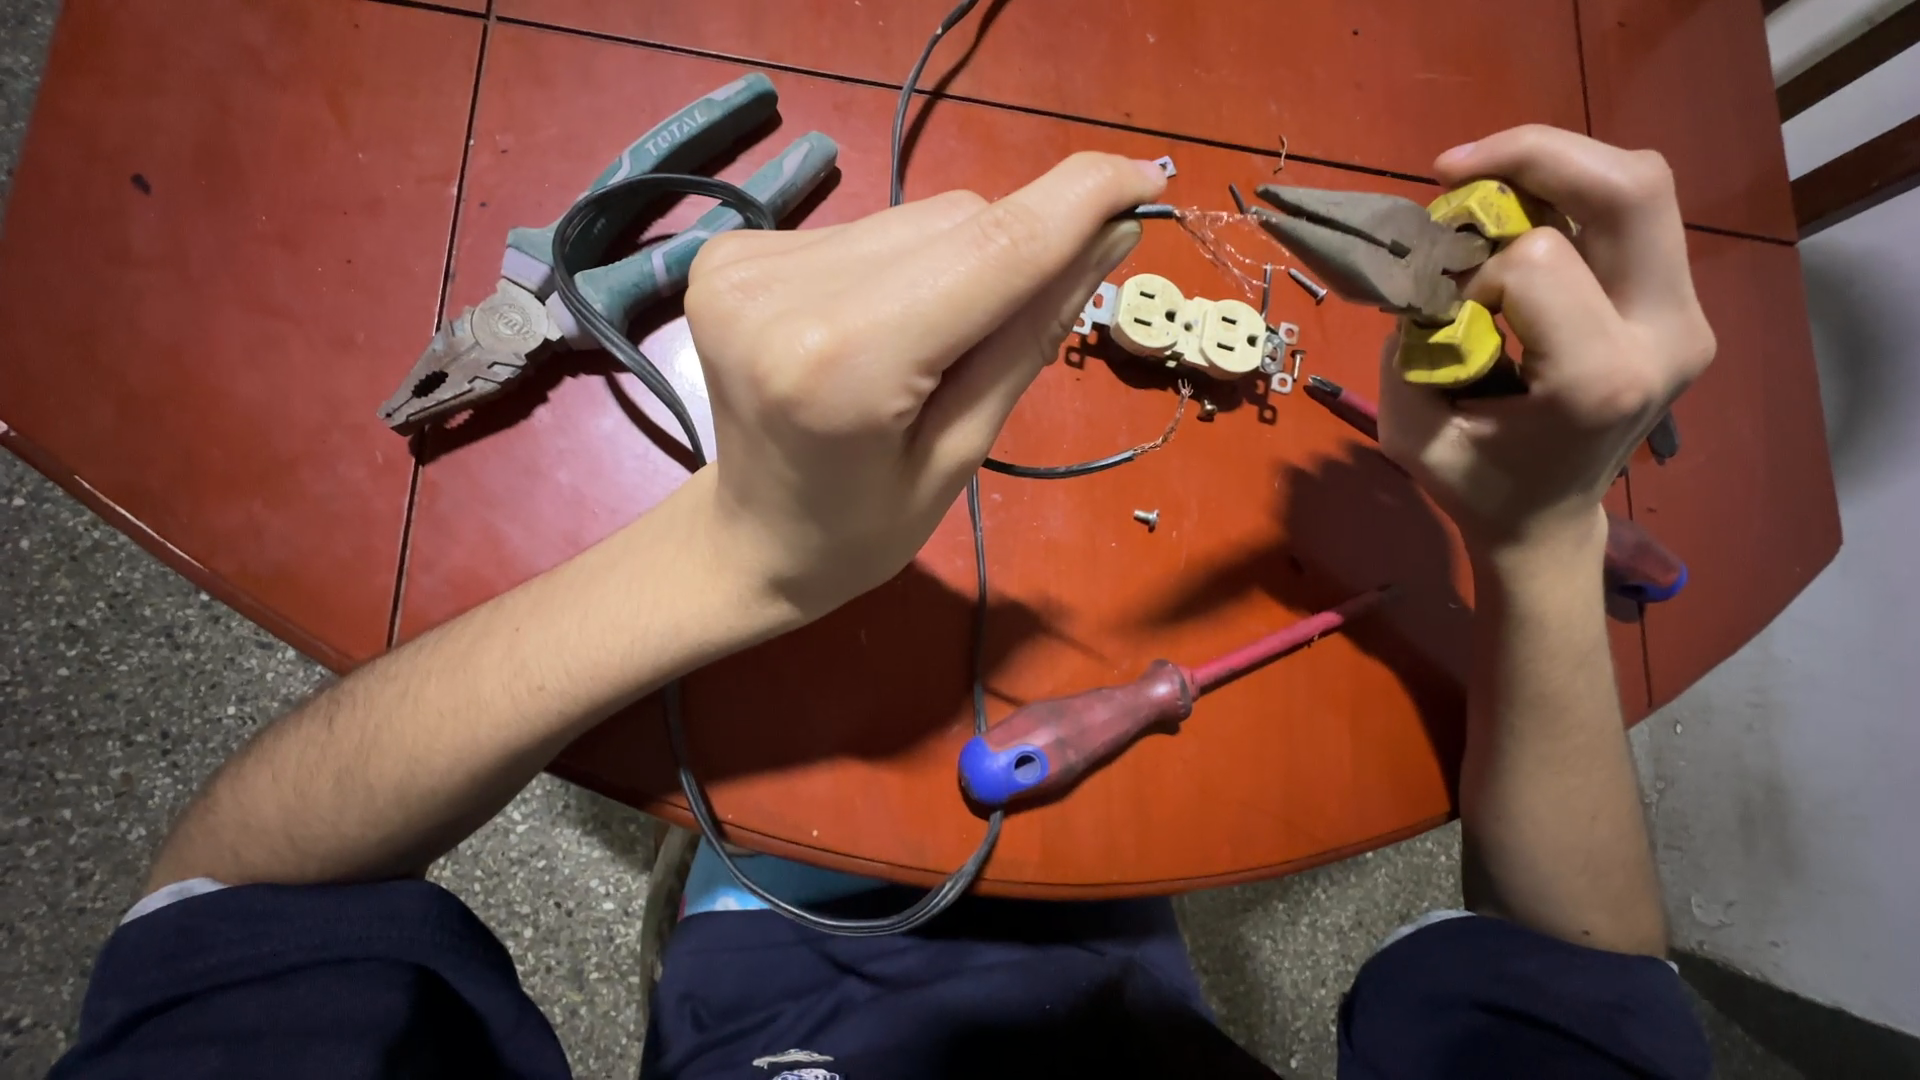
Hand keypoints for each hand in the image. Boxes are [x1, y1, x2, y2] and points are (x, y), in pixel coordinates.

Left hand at [684, 153, 1166, 615]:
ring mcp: (746, 262)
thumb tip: (1106, 237)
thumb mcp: (960, 454)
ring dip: (954, 263)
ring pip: (912, 219)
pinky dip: (899, 267)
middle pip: (952, 222)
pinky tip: (878, 330)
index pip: (990, 249)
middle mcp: (783, 292)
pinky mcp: (731, 252)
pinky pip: (864, 231)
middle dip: (1011, 256)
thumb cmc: (864, 529)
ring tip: (928, 348)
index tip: (1145, 179)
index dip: (1076, 203)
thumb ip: (1026, 339)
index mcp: (846, 363)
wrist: (752, 541)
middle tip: (1007, 332)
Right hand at [1377, 126, 1715, 556]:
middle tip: (1452, 171)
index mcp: (1598, 378)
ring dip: (1553, 169)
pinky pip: (1634, 218)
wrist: (1546, 525)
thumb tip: (1423, 275)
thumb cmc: (1476, 491)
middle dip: (1532, 158)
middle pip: (1628, 189)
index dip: (1467, 274)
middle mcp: (1664, 334)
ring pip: (1641, 186)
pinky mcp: (1677, 306)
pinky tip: (1518, 216)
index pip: (1536, 263)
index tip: (1438, 319)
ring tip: (1483, 188)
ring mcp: (1684, 316)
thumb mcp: (1412, 435)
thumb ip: (1410, 353)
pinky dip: (1568, 198)